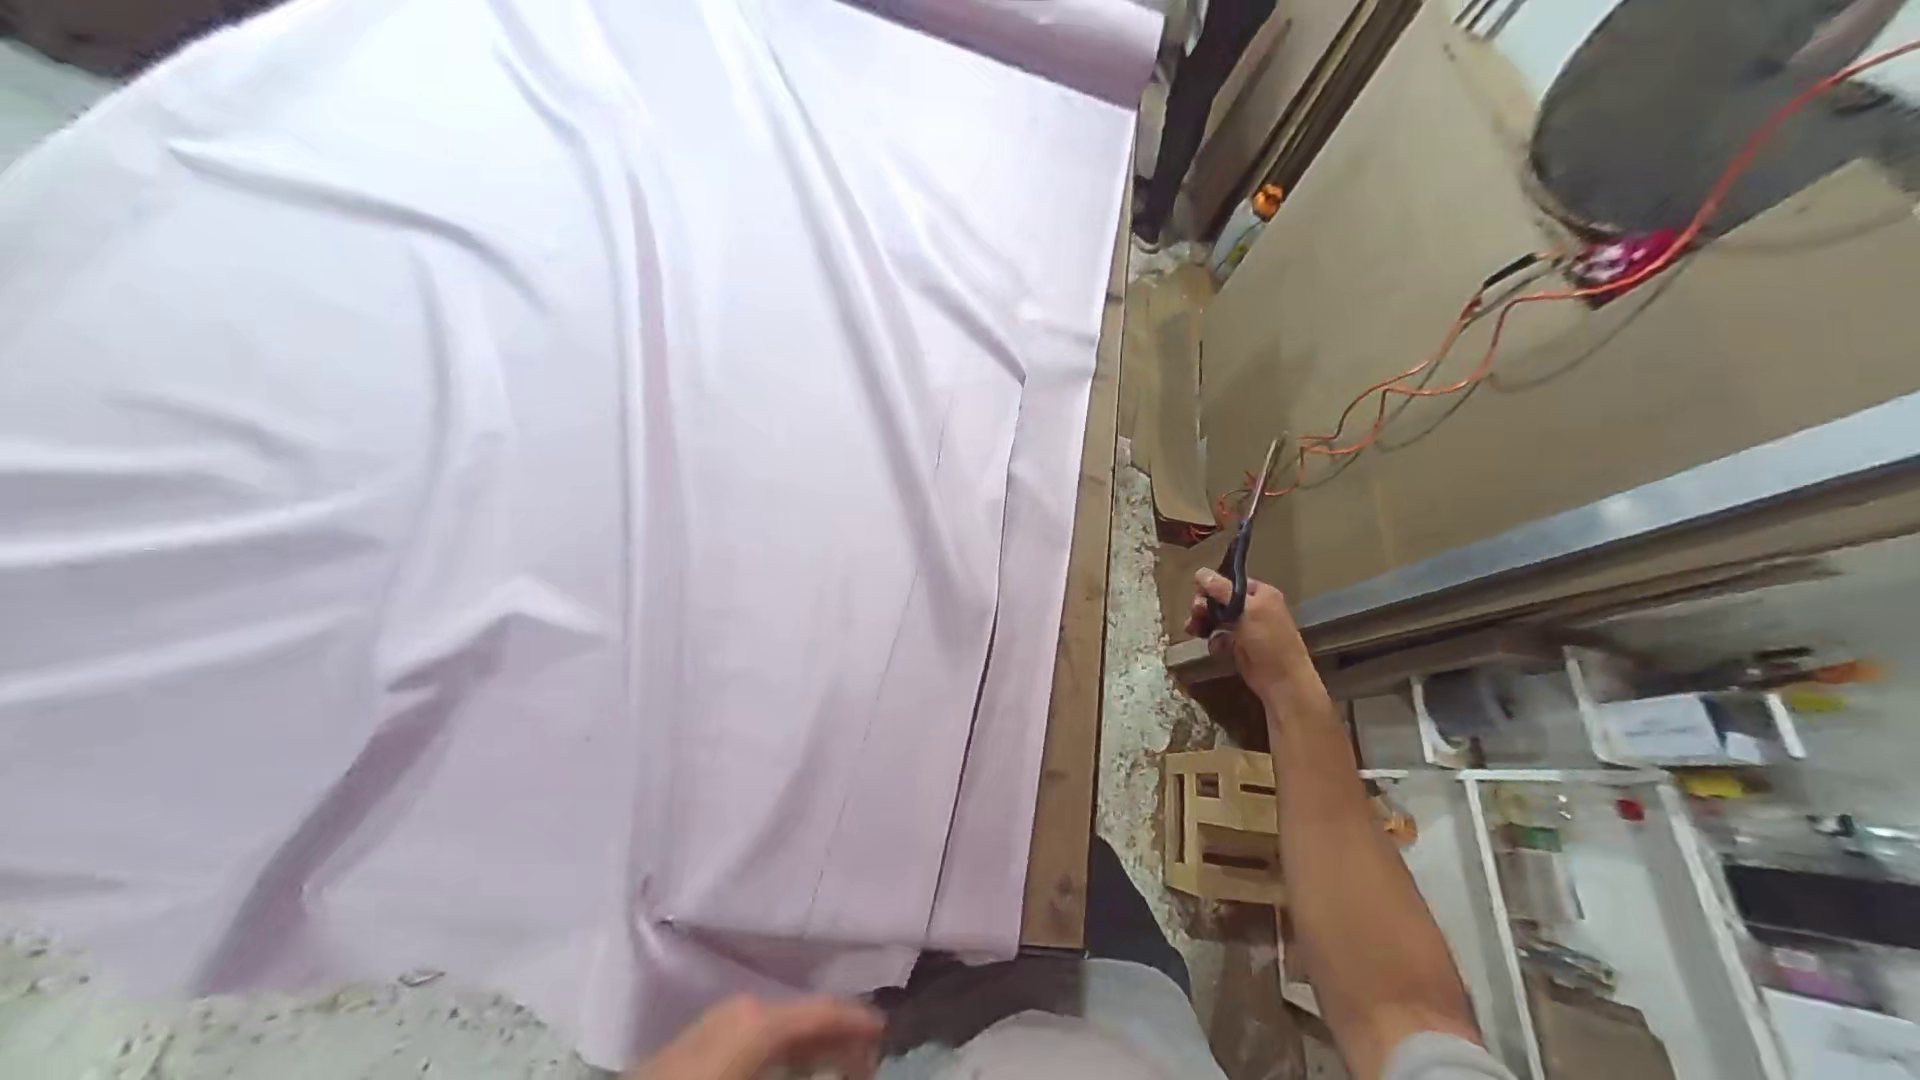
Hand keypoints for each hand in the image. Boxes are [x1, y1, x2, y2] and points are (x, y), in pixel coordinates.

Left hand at [626, 996, 884, 1079]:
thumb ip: (812, 1065)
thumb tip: (851, 1067)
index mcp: (756, 1018)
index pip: (820, 1011)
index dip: (856, 1020)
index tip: (886, 1031)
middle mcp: (739, 1008)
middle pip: (801, 1015)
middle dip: (835, 1037)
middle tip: (868, 1061)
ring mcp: (714, 1023)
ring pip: (777, 1026)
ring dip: (809, 1047)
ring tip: (837, 1067)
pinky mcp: (694, 1045)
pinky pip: (753, 1038)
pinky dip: (780, 1052)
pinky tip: (791, 1070)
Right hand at [1187, 568, 1323, 710]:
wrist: (1280, 680)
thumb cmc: (1268, 640)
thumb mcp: (1246, 610)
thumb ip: (1222, 590)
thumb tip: (1200, 571)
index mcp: (1260, 594)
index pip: (1230, 581)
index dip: (1212, 585)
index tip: (1198, 593)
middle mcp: (1251, 607)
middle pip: (1218, 599)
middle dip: (1204, 605)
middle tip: (1196, 613)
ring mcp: (1243, 627)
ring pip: (1214, 617)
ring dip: (1201, 621)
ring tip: (1193, 629)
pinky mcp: (1236, 645)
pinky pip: (1216, 635)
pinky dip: (1211, 638)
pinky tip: (1209, 643)